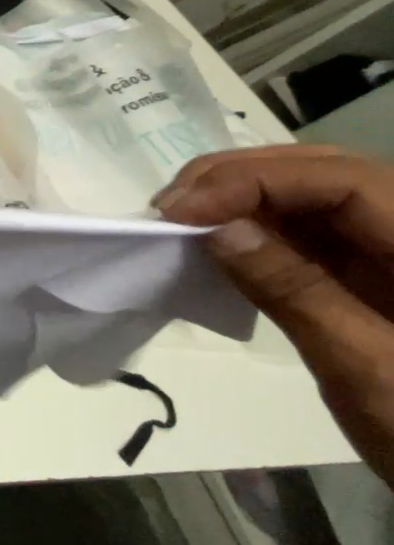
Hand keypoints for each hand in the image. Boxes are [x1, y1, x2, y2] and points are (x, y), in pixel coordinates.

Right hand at [158, 145, 393, 480]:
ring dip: (240, 197)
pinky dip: (254, 224)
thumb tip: (217, 229)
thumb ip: (298, 293)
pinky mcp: (378, 272)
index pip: (346, 181)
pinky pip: (311, 228)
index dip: (255, 180)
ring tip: (182, 220)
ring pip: (313, 193)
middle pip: (328, 172)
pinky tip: (215, 240)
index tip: (180, 210)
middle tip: (171, 208)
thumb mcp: (372, 372)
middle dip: (241, 177)